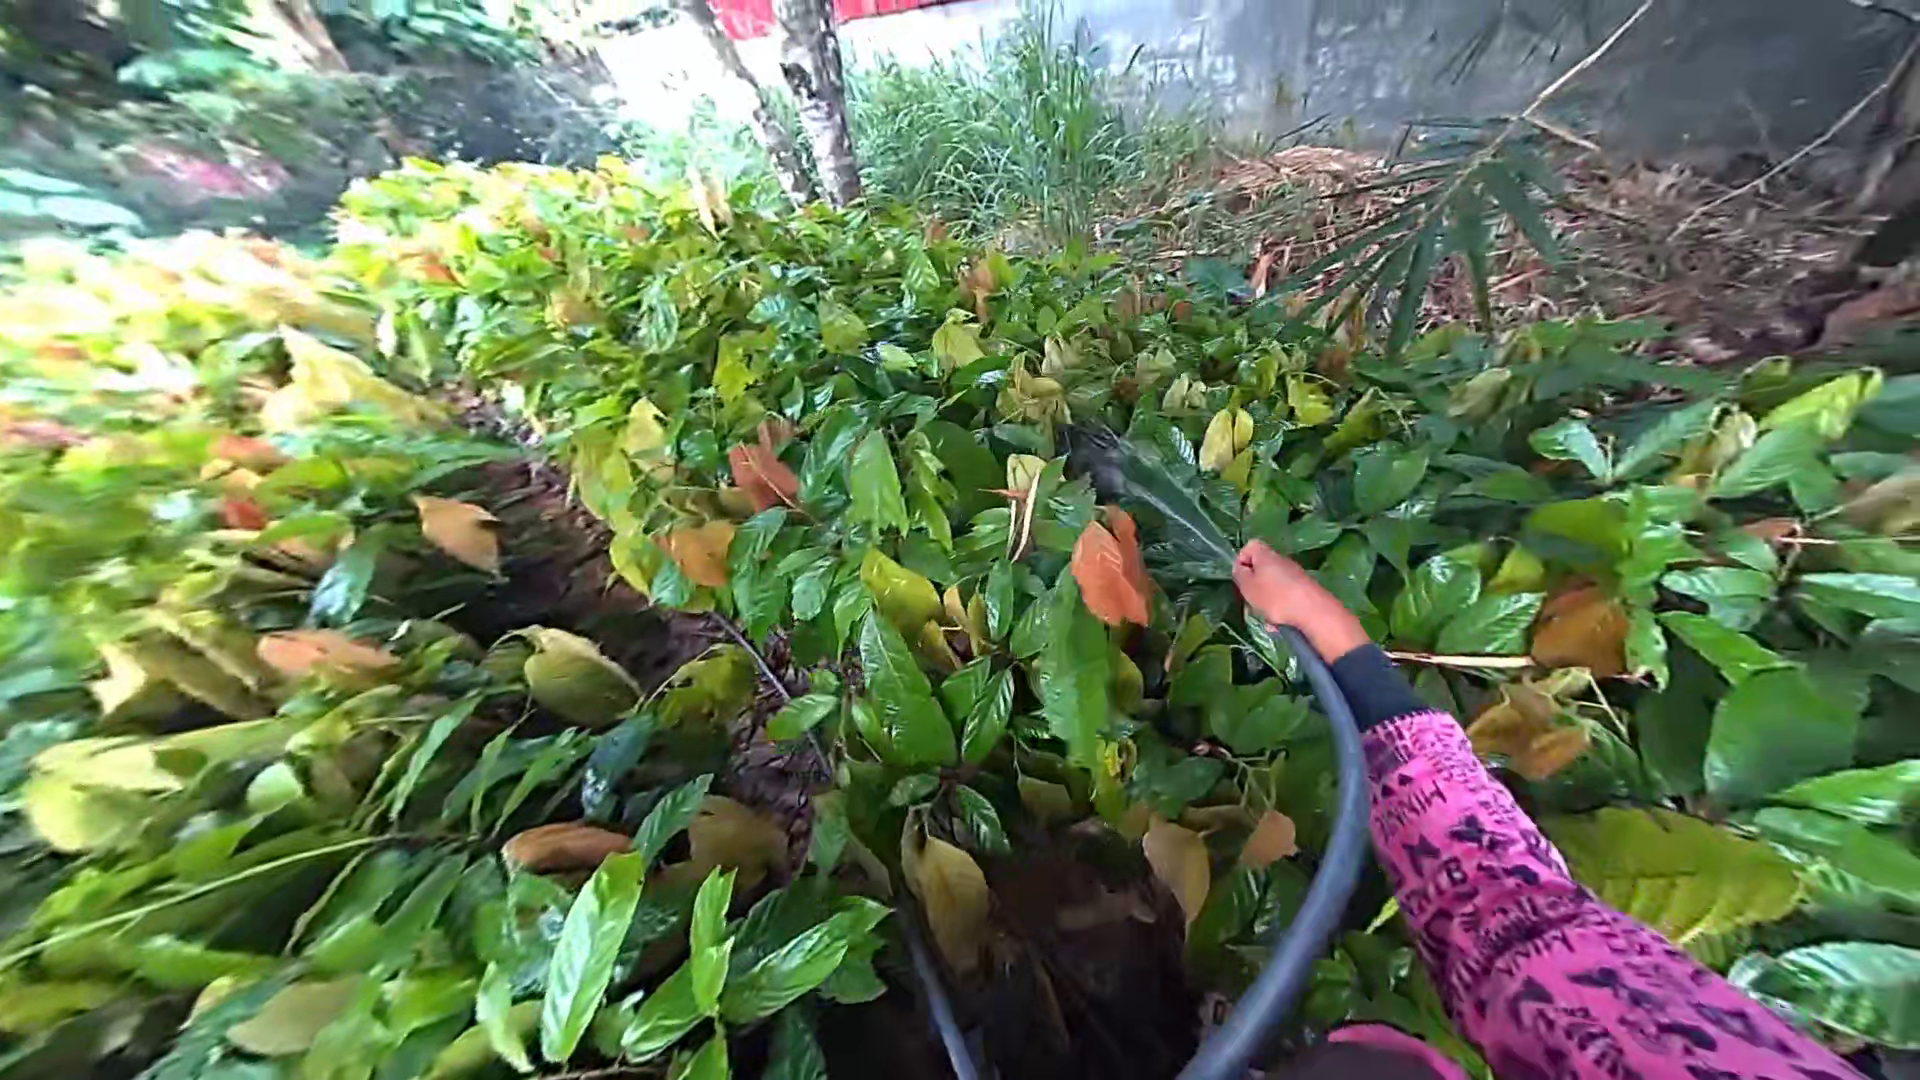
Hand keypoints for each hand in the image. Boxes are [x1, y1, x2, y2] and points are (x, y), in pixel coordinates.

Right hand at [1233, 541, 1371, 662]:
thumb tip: (1241, 568)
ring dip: (1267, 599)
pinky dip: (1281, 607)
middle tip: (1251, 599)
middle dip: (1255, 584)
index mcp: (1266, 556)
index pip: (1250, 546)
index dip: (1242, 560)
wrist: (1316, 614)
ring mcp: (1297, 576)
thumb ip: (1240, 574)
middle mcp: (1283, 561)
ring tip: (1267, 616)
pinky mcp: (1307, 591)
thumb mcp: (1247, 586)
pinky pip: (1286, 596)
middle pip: (1262, 568)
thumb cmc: (1275, 598)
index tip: (1240, 577)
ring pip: (1273, 584)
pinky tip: (1281, 622)